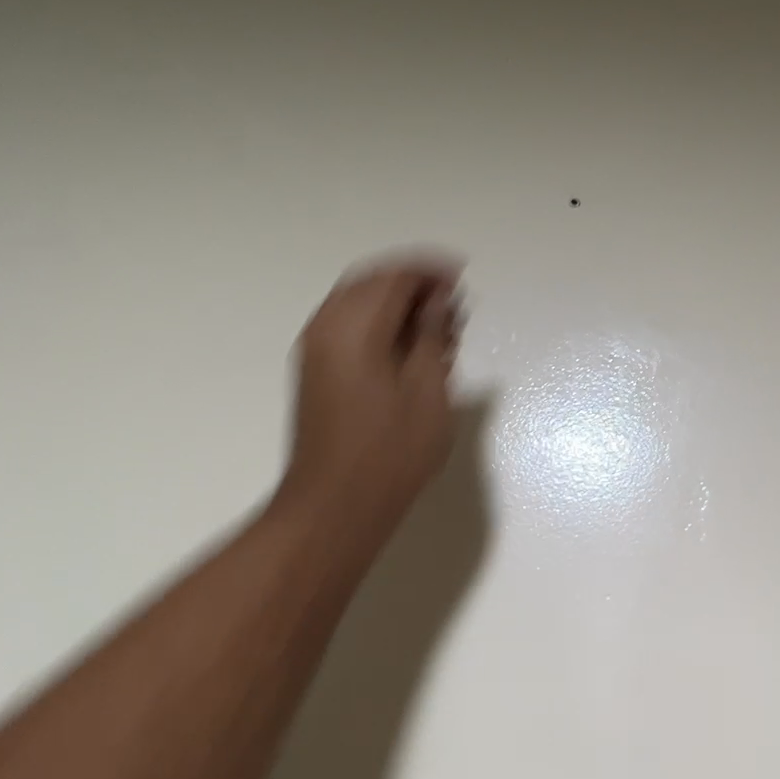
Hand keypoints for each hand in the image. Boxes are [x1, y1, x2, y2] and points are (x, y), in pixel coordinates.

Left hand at [274, 257, 460, 523]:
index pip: (394, 277)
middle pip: (371, 283)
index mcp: (353, 328)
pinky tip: (412, 351)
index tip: (463, 281)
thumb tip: (436, 301)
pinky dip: (381, 325)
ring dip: (398, 305)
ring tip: (440, 331)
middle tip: (454, 306)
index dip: (431, 273)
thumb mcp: (429, 390)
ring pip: (358, 304)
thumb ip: (432, 335)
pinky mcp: (317, 372)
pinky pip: (350, 328)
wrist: (336, 505)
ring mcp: (316, 350)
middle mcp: (326, 328)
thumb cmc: (391, 451)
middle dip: (414, 285)